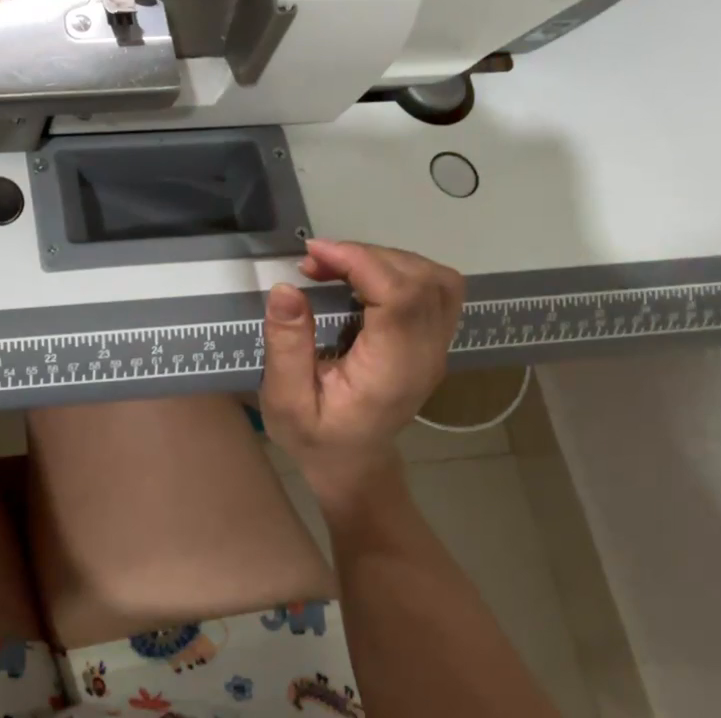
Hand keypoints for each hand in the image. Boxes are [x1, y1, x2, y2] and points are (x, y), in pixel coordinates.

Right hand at [259, 239, 464, 506]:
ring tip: (335, 268)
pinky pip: (435, 289)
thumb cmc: (315, 437)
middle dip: (365, 256)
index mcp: (393, 371)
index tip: (312, 255)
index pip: (401, 297)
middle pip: (421, 280)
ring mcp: (436, 347)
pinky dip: (399, 269)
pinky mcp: (432, 340)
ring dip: (384, 259)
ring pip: (435, 279)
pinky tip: (360, 278)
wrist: (351, 465)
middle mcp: (426, 354)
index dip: (361, 262)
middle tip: (313, 264)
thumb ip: (286, 346)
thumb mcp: (284, 400)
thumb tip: (286, 288)